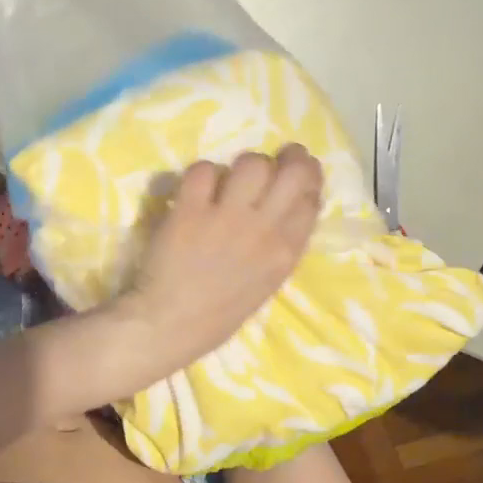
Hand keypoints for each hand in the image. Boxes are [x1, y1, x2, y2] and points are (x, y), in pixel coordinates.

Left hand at [110, 145, 322, 374]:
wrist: (170, 324)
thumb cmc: (217, 312)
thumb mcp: (266, 282)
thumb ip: (279, 245)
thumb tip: (286, 208)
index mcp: (286, 252)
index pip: (312, 198)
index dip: (306, 179)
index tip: (293, 174)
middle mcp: (264, 230)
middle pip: (294, 171)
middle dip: (286, 158)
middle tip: (270, 161)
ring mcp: (227, 218)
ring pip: (251, 163)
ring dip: (240, 165)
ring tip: (227, 179)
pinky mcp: (190, 212)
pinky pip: (203, 170)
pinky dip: (200, 175)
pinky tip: (194, 191)